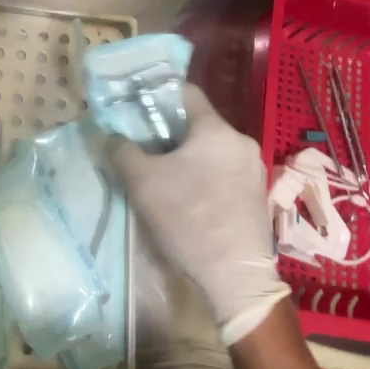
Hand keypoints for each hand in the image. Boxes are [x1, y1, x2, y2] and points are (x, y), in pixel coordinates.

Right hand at [110, 84, 289, 344]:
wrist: (234, 275)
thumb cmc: (187, 217)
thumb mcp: (142, 182)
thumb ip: (123, 151)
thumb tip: (112, 137)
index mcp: (216, 129)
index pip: (187, 94)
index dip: (159, 99)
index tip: (138, 114)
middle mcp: (241, 142)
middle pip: (199, 126)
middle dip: (171, 136)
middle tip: (146, 153)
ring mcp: (254, 170)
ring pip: (213, 152)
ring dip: (189, 160)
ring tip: (165, 182)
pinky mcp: (257, 197)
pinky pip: (226, 174)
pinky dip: (206, 179)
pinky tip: (190, 203)